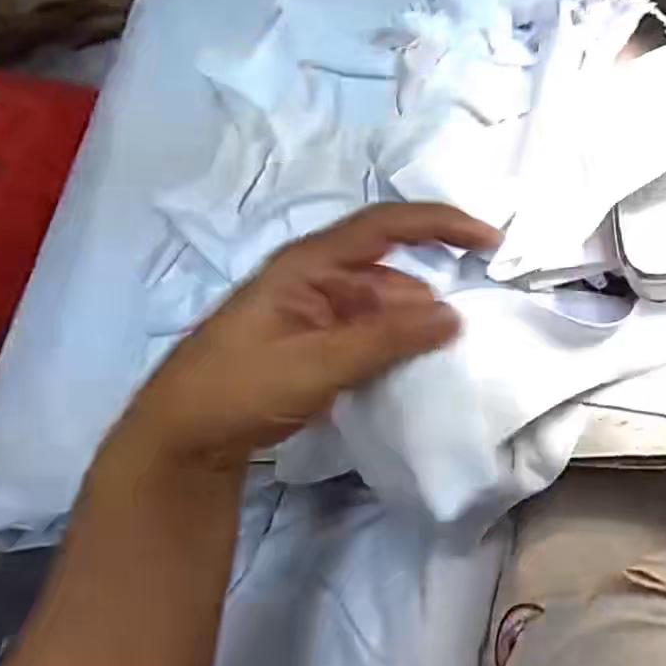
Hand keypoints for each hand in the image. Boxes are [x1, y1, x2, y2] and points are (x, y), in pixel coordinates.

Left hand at [109, 203, 501, 472]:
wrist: (177, 442)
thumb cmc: (238, 388)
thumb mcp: (317, 363)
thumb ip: (388, 338)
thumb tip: (455, 317)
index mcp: (311, 261)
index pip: (388, 224)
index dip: (442, 223)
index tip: (488, 239)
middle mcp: (317, 274)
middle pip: (390, 267)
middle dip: (430, 289)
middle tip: (468, 320)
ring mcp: (317, 307)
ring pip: (383, 302)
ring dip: (413, 321)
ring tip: (444, 350)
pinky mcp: (317, 337)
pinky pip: (370, 328)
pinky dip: (396, 340)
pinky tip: (413, 362)